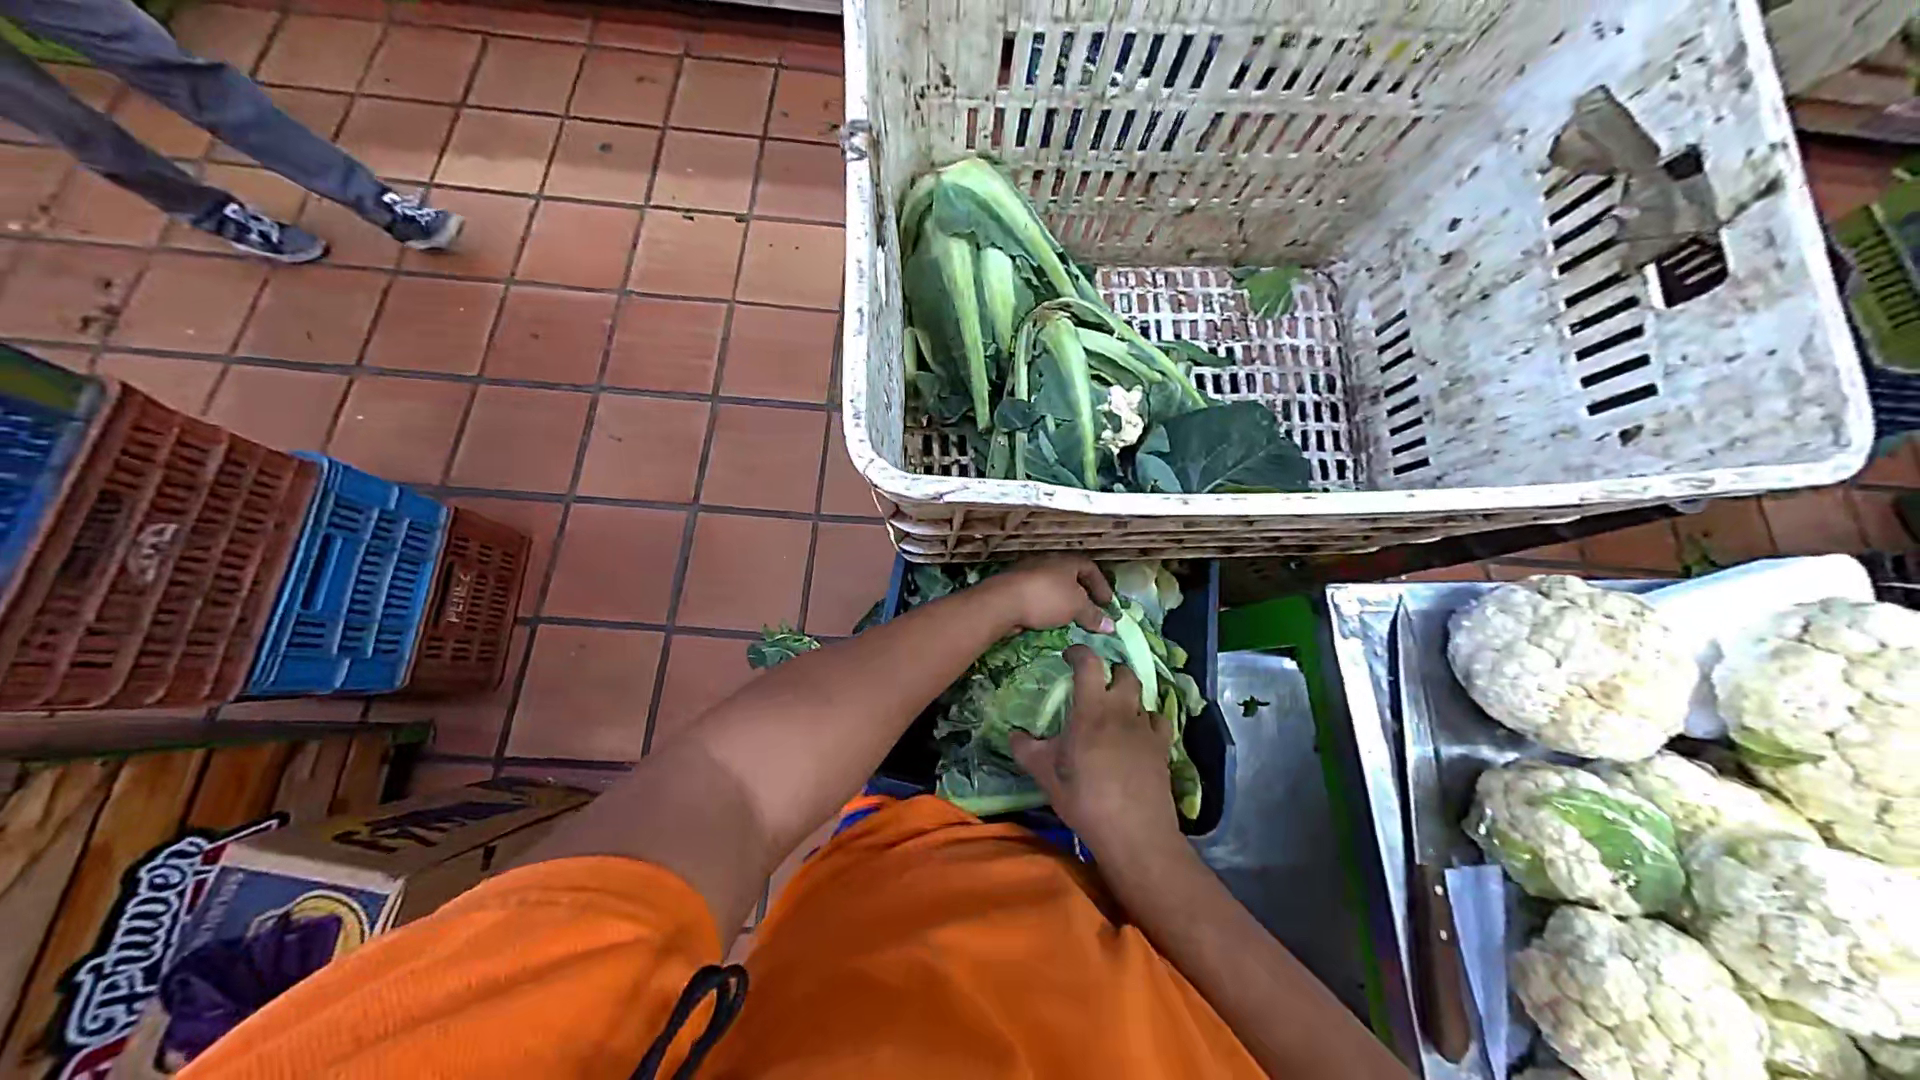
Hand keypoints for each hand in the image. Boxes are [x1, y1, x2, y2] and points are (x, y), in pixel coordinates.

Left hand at [985, 556, 1114, 633]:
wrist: (1002, 602)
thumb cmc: (1046, 598)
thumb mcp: (1076, 607)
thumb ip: (1093, 615)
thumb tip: (1110, 625)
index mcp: (1065, 561)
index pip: (1090, 568)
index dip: (1101, 585)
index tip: (1108, 604)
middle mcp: (1047, 562)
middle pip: (1070, 576)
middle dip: (1083, 593)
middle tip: (1091, 611)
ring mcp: (1028, 573)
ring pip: (1052, 586)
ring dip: (1064, 601)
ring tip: (1071, 618)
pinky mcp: (1014, 587)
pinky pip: (1037, 596)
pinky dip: (1047, 606)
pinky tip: (1048, 619)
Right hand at [1010, 645, 1179, 853]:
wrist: (1133, 831)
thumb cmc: (1084, 798)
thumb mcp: (1045, 774)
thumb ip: (1026, 749)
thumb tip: (1013, 734)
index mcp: (1091, 709)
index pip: (1089, 664)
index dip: (1079, 652)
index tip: (1069, 656)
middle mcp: (1122, 710)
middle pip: (1124, 673)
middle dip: (1111, 671)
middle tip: (1096, 683)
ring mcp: (1146, 728)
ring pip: (1143, 696)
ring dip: (1129, 695)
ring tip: (1115, 708)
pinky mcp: (1163, 747)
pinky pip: (1159, 720)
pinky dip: (1148, 718)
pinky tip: (1139, 731)